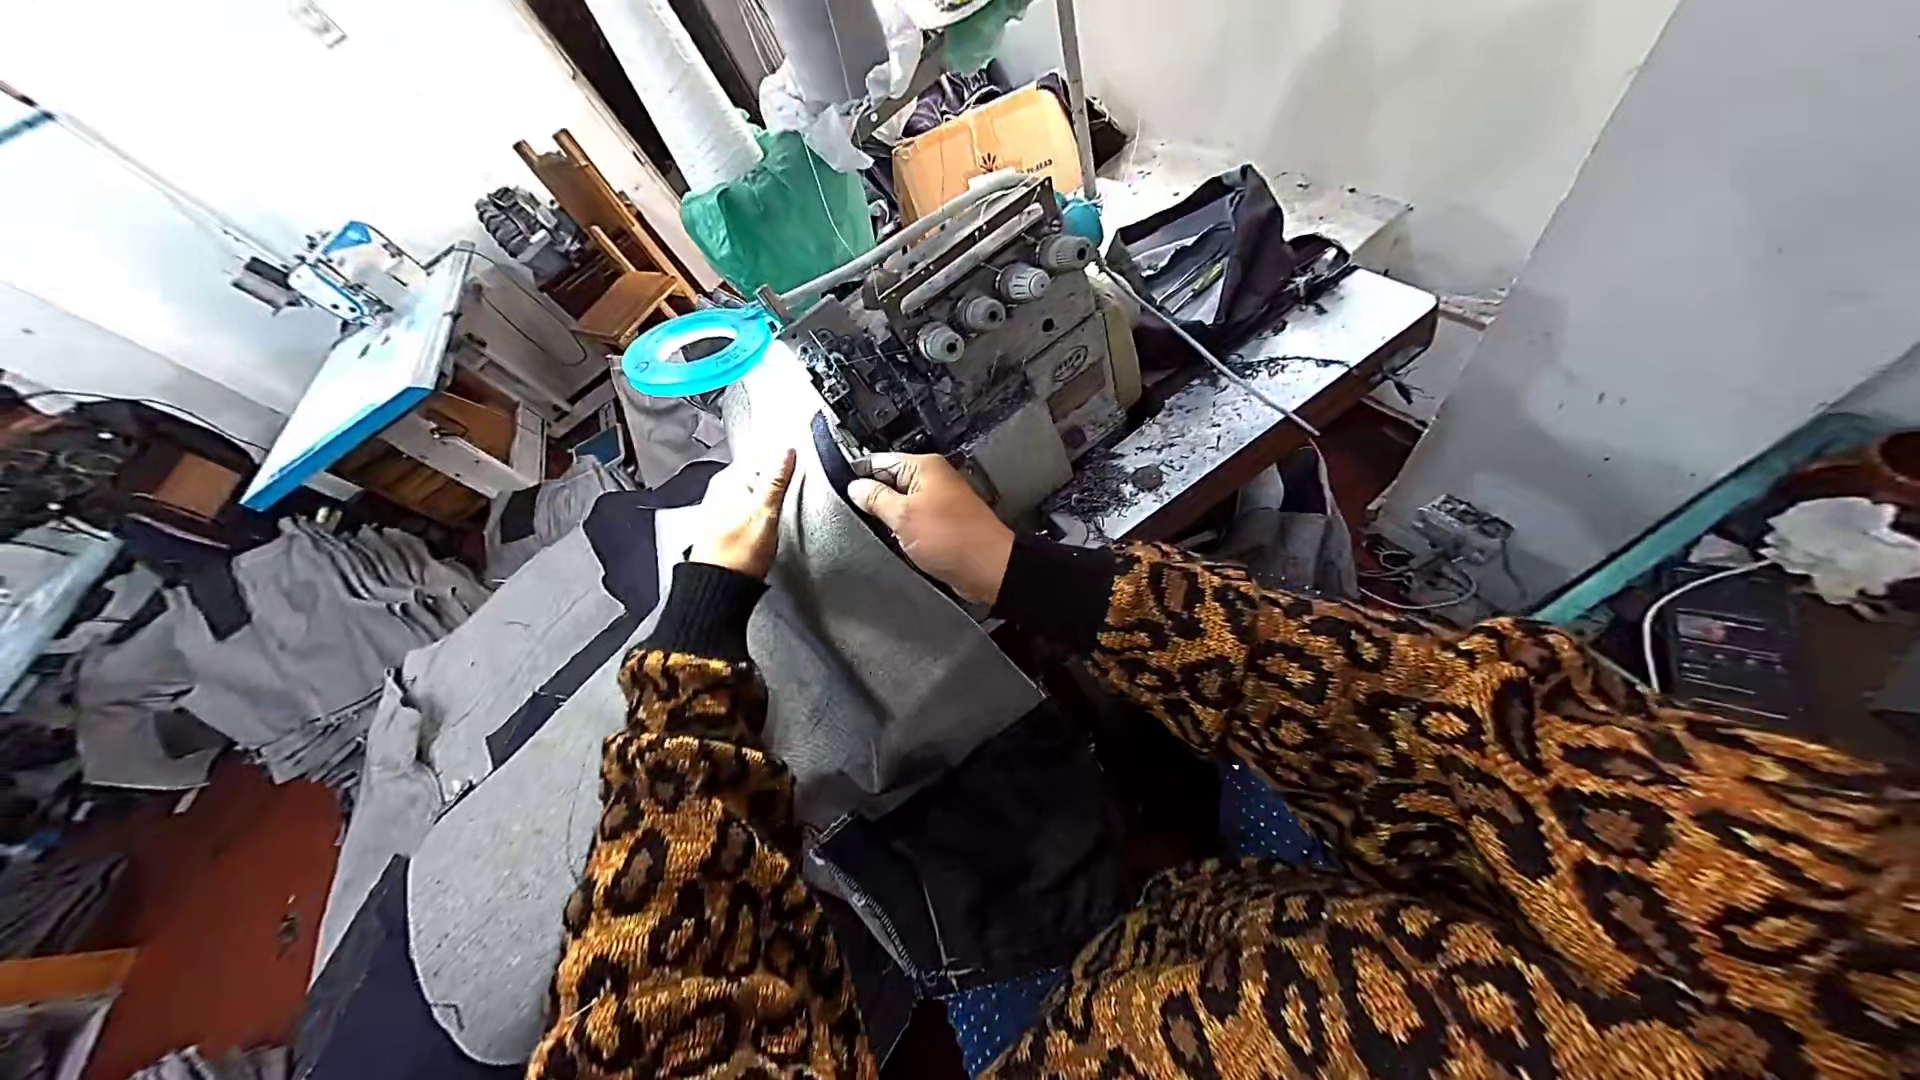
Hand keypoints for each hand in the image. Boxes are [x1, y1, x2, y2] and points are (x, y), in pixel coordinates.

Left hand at [689, 448, 795, 578]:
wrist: (720, 588)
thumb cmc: (737, 555)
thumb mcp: (764, 514)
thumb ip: (776, 482)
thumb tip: (787, 453)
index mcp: (726, 483)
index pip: (758, 458)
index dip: (780, 459)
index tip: (797, 461)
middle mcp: (720, 495)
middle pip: (755, 476)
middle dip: (775, 478)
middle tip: (795, 480)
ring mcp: (723, 512)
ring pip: (752, 494)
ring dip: (769, 496)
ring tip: (785, 502)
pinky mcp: (729, 530)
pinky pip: (750, 511)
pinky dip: (763, 513)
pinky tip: (770, 523)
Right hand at [848, 453, 1013, 604]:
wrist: (988, 568)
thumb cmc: (955, 539)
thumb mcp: (902, 517)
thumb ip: (875, 499)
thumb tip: (857, 488)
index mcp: (925, 467)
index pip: (880, 460)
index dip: (860, 473)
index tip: (845, 485)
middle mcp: (935, 480)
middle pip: (891, 482)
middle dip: (876, 499)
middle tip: (865, 515)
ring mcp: (941, 502)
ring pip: (903, 504)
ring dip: (892, 518)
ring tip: (888, 532)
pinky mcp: (945, 523)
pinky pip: (916, 521)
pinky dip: (907, 530)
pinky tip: (904, 542)